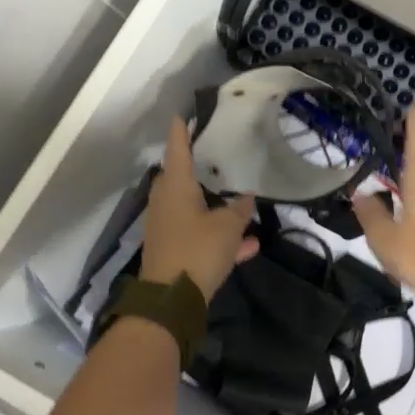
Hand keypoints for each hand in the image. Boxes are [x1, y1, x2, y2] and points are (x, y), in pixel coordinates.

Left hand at [140, 117, 257, 298]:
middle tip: (214, 157)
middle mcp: (166, 203)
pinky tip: (248, 246)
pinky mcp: (174, 251)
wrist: (171, 300)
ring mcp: (168, 228)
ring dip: (215, 208)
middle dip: (197, 170)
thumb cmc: (197, 250)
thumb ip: (239, 210)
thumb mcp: (227, 227)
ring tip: (240, 204)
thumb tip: (245, 197)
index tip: (180, 115)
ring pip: (194, 210)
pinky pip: (200, 235)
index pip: (177, 150)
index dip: (180, 132)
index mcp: (175, 188)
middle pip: (180, 180)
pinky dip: (220, 237)